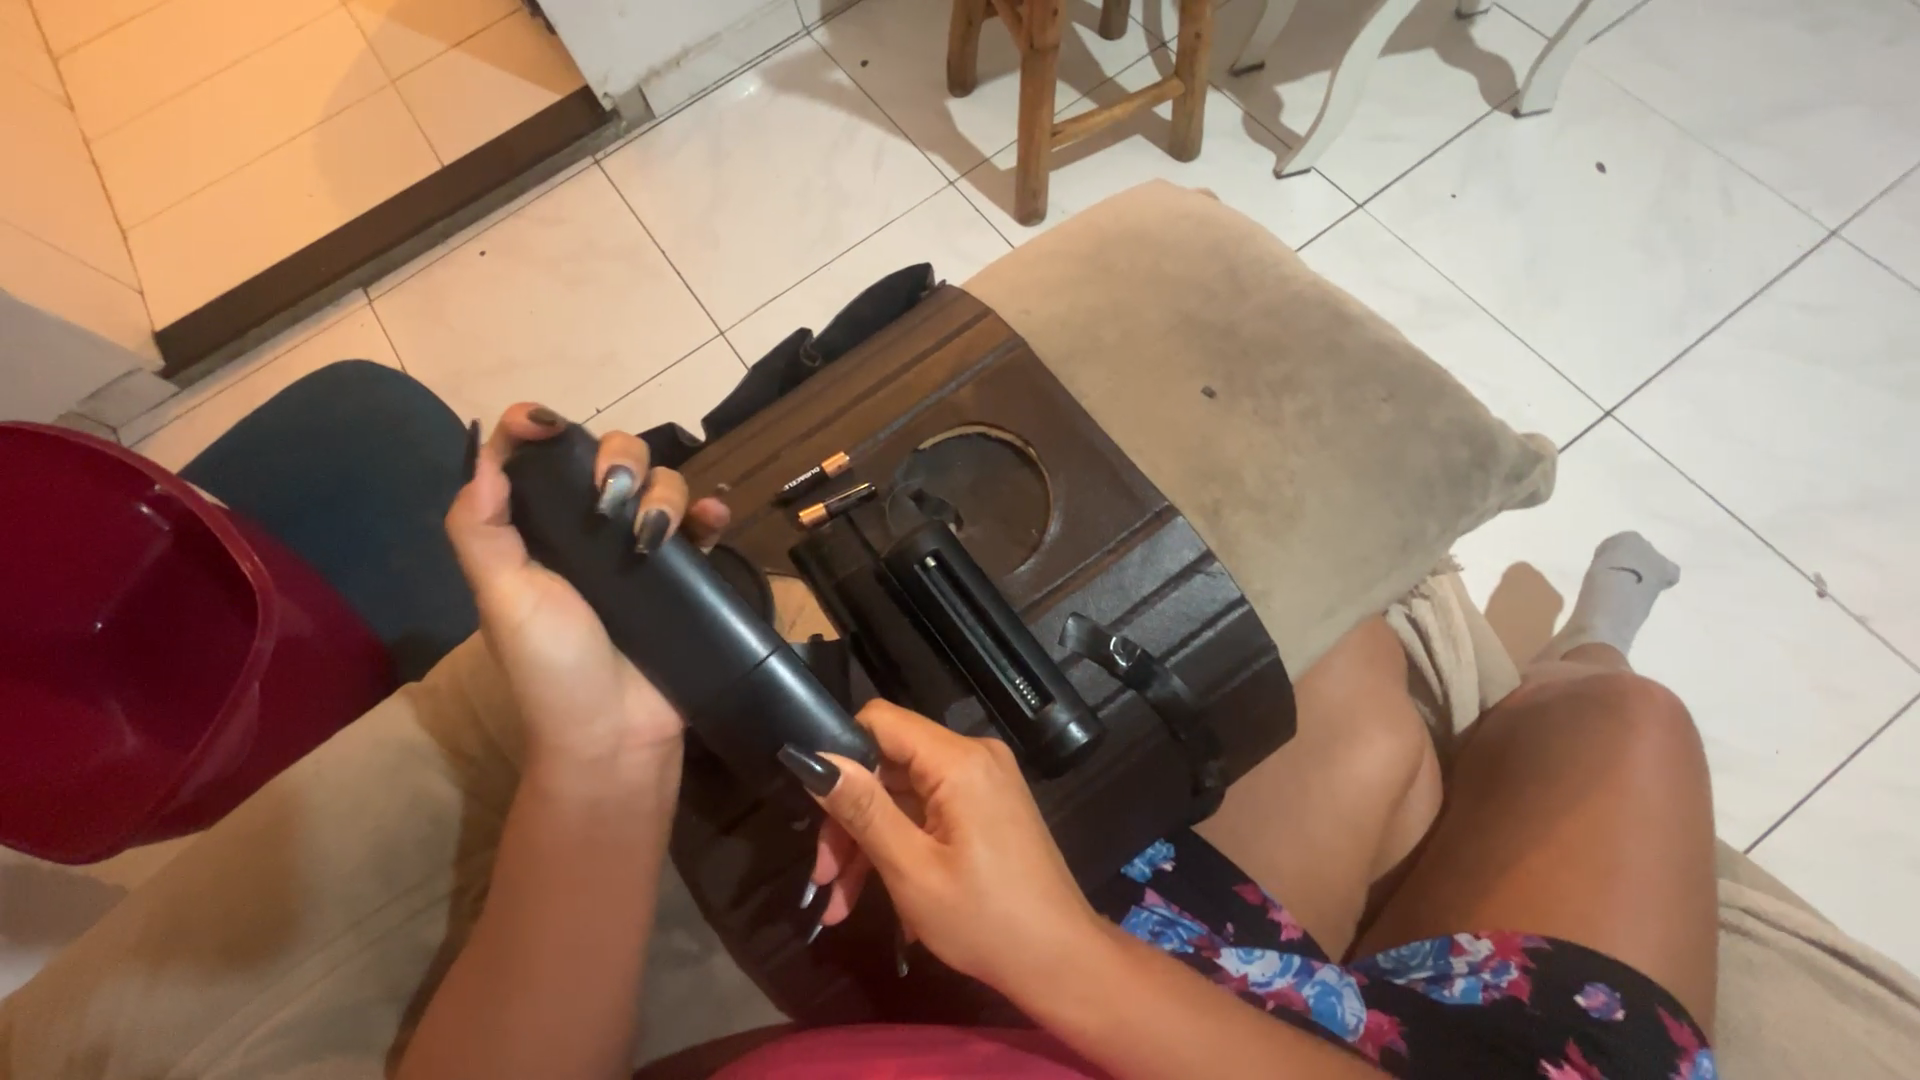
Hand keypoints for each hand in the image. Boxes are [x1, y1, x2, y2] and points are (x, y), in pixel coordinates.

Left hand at [444, 403, 729, 769]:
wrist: (617, 730)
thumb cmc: (553, 668)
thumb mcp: (503, 598)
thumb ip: (482, 528)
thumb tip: (485, 454)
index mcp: (538, 532)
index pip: (536, 460)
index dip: (537, 428)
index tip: (543, 423)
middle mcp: (591, 531)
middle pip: (611, 457)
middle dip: (616, 460)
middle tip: (609, 498)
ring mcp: (642, 549)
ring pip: (663, 483)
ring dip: (664, 491)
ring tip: (654, 534)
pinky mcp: (687, 570)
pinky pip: (705, 523)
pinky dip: (712, 510)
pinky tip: (713, 519)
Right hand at [794, 701, 1104, 994]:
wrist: (1060, 961)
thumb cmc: (985, 919)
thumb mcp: (911, 869)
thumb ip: (863, 809)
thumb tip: (815, 760)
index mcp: (959, 759)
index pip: (880, 720)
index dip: (840, 753)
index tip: (811, 804)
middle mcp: (973, 756)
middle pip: (889, 765)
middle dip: (850, 819)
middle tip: (822, 879)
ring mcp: (983, 782)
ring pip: (904, 795)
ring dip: (869, 844)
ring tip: (839, 906)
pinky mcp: (986, 807)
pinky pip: (929, 812)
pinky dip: (901, 847)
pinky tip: (880, 901)